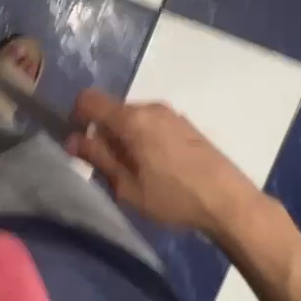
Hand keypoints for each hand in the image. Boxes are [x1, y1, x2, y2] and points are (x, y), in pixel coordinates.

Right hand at [67, 89, 267, 235]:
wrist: (229, 201)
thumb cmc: (173, 197)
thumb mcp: (127, 186)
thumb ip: (97, 158)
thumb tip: (72, 139)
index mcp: (132, 119)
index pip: (89, 99)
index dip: (75, 117)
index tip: (79, 144)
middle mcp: (150, 108)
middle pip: (112, 110)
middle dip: (102, 133)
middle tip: (108, 168)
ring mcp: (171, 114)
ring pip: (132, 118)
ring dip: (124, 138)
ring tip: (134, 172)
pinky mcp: (185, 125)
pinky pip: (151, 124)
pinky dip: (143, 139)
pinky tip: (156, 168)